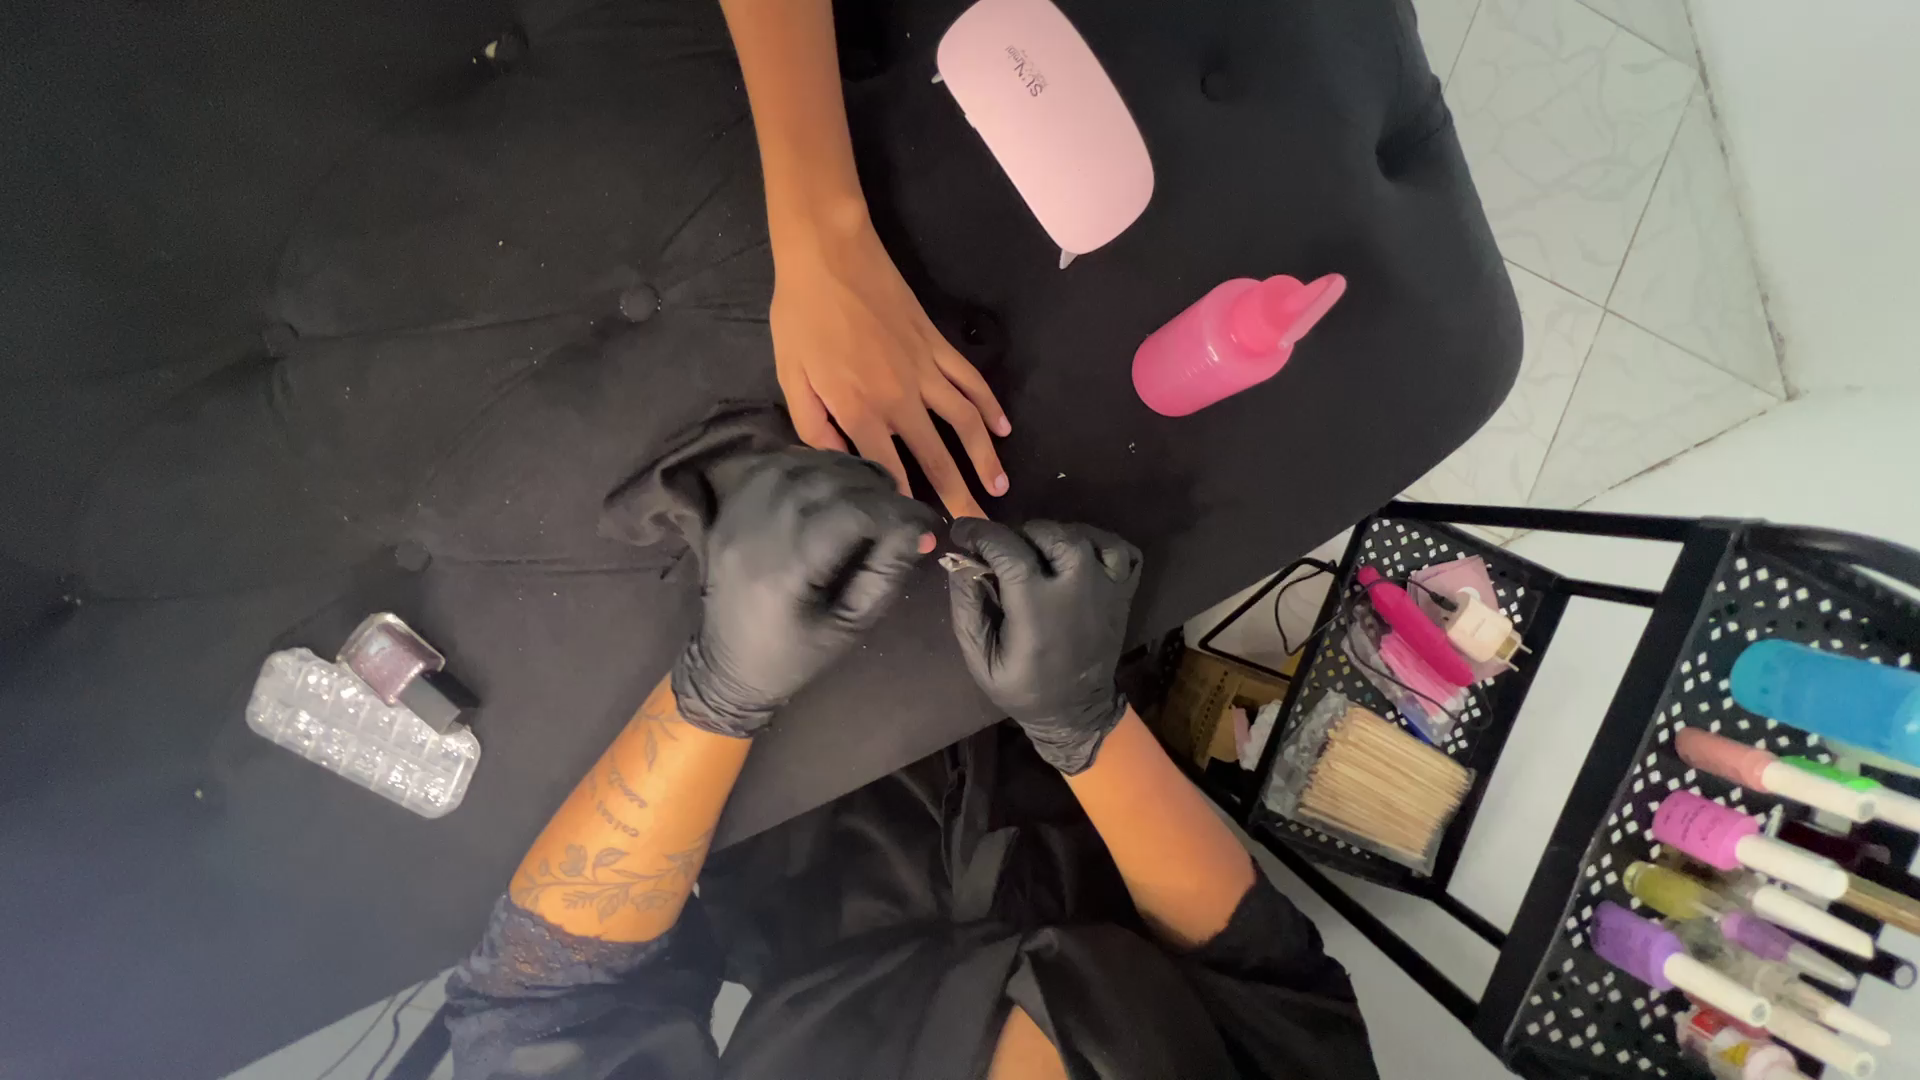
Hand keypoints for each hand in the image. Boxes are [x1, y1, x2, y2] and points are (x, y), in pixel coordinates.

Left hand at [671, 449, 939, 736]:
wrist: (727, 665)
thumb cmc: (796, 654)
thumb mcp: (850, 625)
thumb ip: (885, 573)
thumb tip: (921, 530)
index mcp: (786, 568)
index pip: (852, 514)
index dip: (898, 511)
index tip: (927, 523)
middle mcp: (757, 530)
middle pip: (828, 480)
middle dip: (877, 487)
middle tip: (903, 508)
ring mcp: (737, 514)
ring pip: (802, 463)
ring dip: (847, 470)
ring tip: (875, 493)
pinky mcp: (729, 508)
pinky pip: (774, 463)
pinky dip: (812, 463)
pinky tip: (834, 482)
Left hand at [771, 214, 1010, 520]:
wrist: (830, 253)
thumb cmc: (803, 316)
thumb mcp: (793, 377)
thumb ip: (816, 427)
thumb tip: (841, 466)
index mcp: (862, 411)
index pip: (892, 472)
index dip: (908, 507)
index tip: (926, 534)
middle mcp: (902, 398)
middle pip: (938, 457)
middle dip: (959, 496)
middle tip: (977, 525)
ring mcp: (927, 370)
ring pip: (966, 423)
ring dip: (985, 457)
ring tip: (999, 486)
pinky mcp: (939, 346)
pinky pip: (972, 381)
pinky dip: (990, 405)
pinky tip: (1004, 427)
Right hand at [946, 519, 1142, 773]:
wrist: (1076, 711)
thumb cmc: (1022, 688)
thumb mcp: (980, 658)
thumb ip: (967, 607)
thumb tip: (960, 560)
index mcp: (1037, 608)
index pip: (1008, 549)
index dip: (980, 533)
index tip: (962, 531)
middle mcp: (1077, 589)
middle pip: (1048, 534)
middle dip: (1017, 534)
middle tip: (1001, 550)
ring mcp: (1107, 588)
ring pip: (1084, 535)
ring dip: (1053, 535)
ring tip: (1034, 551)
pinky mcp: (1125, 591)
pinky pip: (1122, 550)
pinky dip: (1099, 542)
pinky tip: (1077, 554)